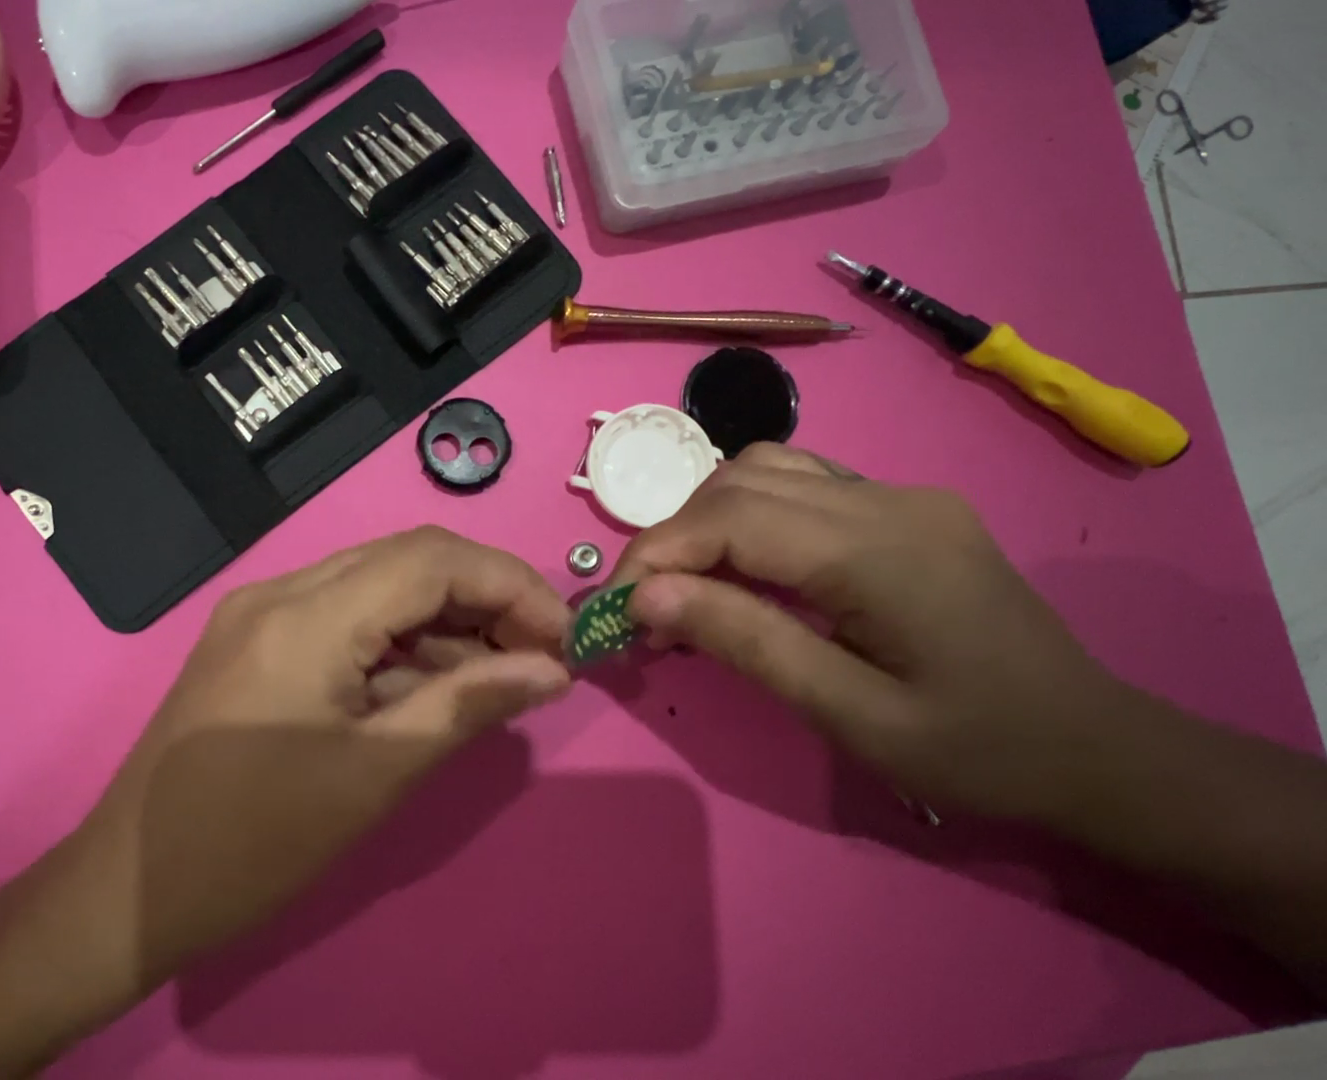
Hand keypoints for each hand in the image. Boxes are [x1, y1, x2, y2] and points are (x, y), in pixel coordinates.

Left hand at [82, 526, 573, 982]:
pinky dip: (396, 644)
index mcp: (307, 615)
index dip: (510, 586)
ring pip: (374, 588)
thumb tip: (551, 669)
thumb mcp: (378, 773)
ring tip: (497, 678)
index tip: (563, 639)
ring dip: (441, 623)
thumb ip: (469, 705)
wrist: (133, 887)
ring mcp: (258, 615)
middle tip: (537, 657)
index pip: (432, 559)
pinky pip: (341, 620)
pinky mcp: (252, 645)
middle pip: (405, 561)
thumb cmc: (258, 840)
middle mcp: (279, 592)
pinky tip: (433, 686)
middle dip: (481, 599)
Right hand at [612, 444, 1138, 823]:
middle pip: (739, 483)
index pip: (728, 517)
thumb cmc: (973, 750)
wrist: (1098, 752)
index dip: (654, 555)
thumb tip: (644, 598)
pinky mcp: (906, 511)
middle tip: (644, 612)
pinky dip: (749, 518)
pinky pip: (802, 489)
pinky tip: (746, 570)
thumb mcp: (848, 714)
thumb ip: (745, 643)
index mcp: (876, 549)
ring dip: (707, 521)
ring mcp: (901, 498)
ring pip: (766, 471)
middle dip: (671, 540)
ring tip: (689, 589)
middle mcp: (886, 500)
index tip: (612, 613)